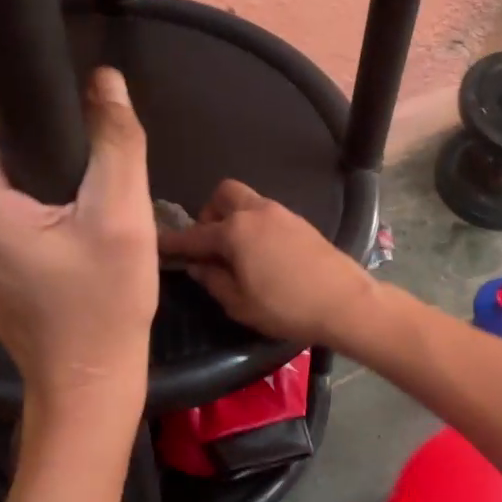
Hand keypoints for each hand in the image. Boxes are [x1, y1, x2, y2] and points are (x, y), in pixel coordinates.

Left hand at [0, 68, 156, 405]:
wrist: (86, 379)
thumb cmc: (104, 304)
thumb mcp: (121, 217)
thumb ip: (115, 141)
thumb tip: (106, 78)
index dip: (20, 79)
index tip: (67, 69)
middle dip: (34, 115)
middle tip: (92, 115)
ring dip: (35, 147)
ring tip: (88, 146)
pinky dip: (29, 179)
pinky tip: (70, 185)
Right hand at [158, 180, 373, 345]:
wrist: (345, 302)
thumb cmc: (287, 307)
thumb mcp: (241, 304)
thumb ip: (214, 282)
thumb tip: (198, 267)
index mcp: (235, 231)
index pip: (194, 235)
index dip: (173, 242)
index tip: (156, 244)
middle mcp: (256, 213)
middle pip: (223, 194)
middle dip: (210, 214)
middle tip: (211, 246)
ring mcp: (282, 214)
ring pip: (248, 200)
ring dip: (235, 218)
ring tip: (237, 253)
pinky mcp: (302, 223)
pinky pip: (268, 214)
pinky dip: (256, 226)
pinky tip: (262, 254)